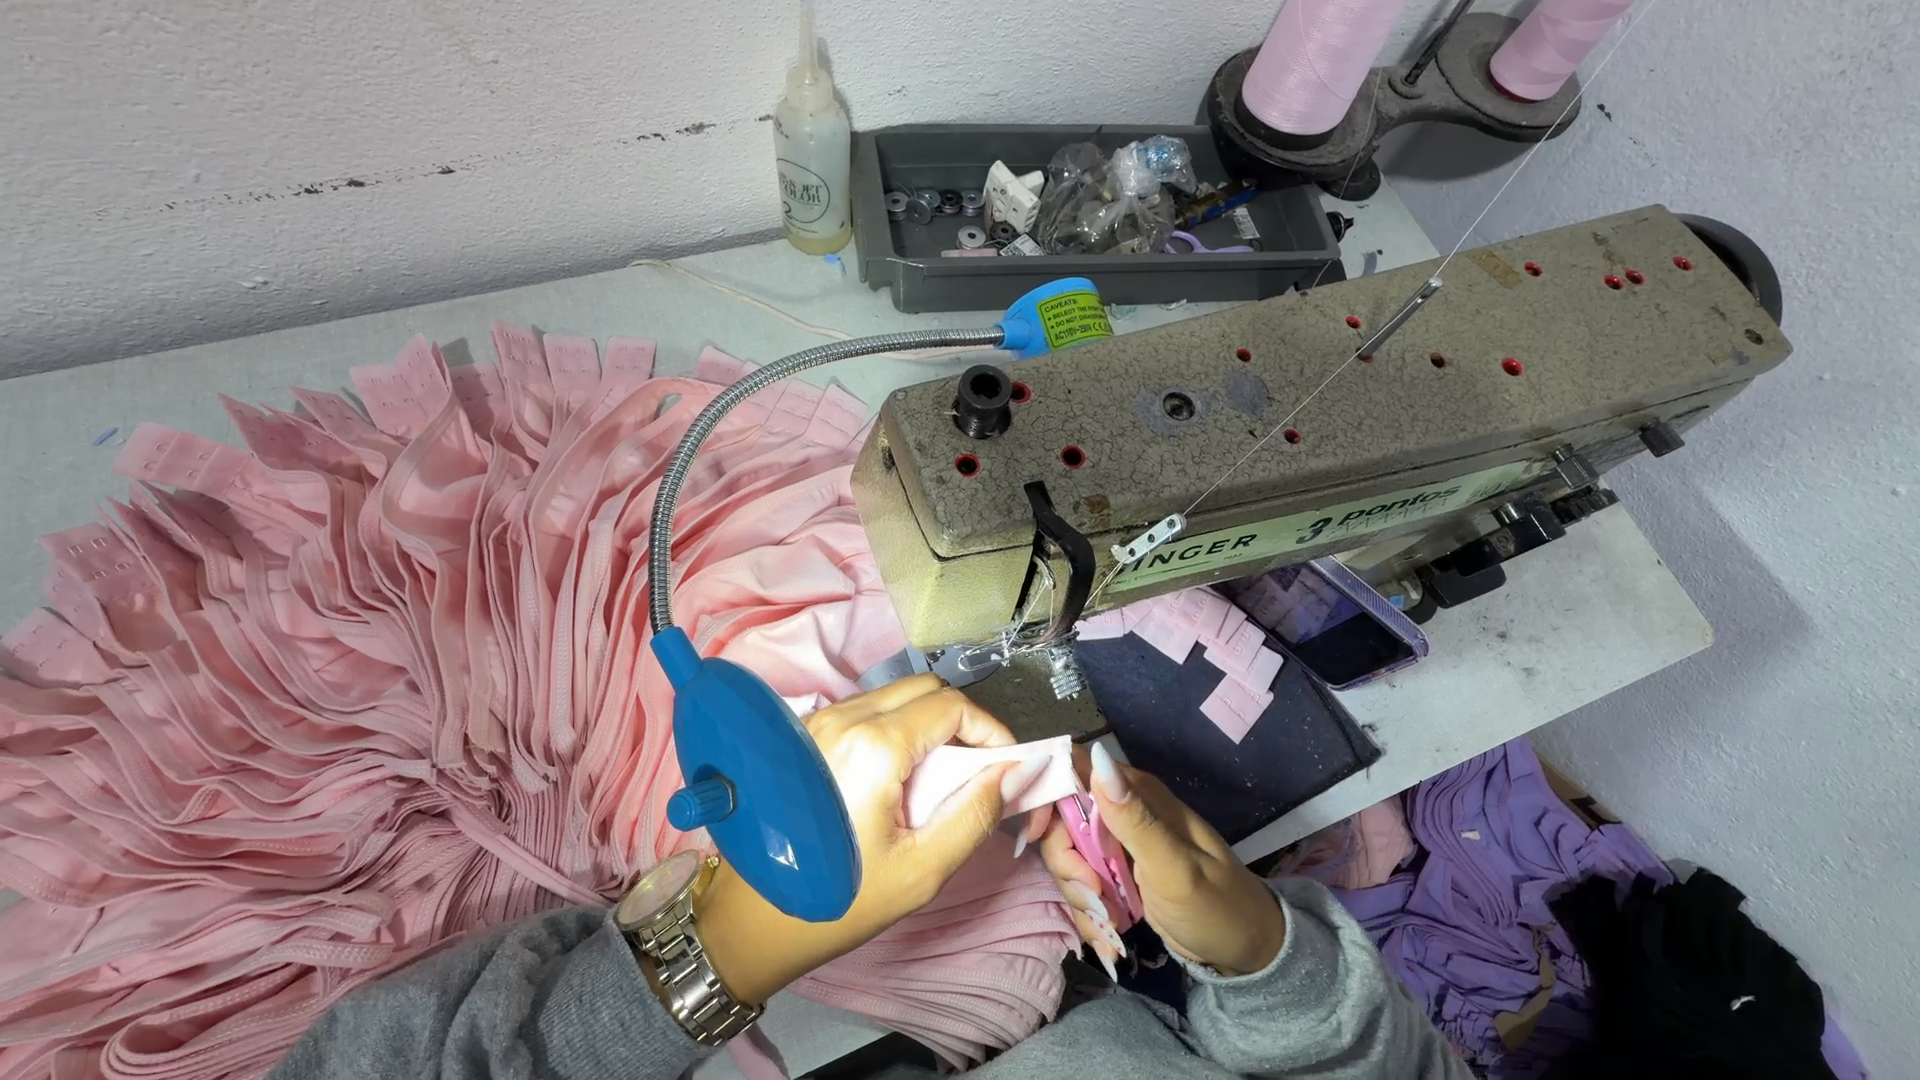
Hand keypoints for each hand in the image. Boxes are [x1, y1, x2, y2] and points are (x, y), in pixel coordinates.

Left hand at [693, 675, 1045, 1002]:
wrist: (752, 920)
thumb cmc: (840, 901)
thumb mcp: (921, 870)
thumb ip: (975, 814)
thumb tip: (1014, 772)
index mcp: (873, 746)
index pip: (952, 706)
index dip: (991, 730)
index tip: (1005, 766)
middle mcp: (842, 718)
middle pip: (925, 688)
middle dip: (962, 722)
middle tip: (975, 770)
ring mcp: (818, 721)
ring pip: (894, 695)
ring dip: (927, 723)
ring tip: (937, 778)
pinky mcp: (805, 734)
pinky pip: (865, 710)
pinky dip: (896, 727)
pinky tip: (896, 776)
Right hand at [1040, 743, 1285, 976]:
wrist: (1244, 952)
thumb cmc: (1217, 906)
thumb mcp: (1174, 867)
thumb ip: (1133, 817)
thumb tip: (1096, 756)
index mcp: (1137, 792)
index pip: (1073, 769)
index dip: (1047, 794)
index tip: (1040, 834)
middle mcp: (1123, 808)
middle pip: (1062, 817)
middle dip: (1066, 859)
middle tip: (1092, 892)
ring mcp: (1117, 841)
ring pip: (1068, 852)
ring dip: (1077, 890)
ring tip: (1109, 918)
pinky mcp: (1115, 870)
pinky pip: (1081, 879)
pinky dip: (1088, 907)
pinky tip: (1108, 929)